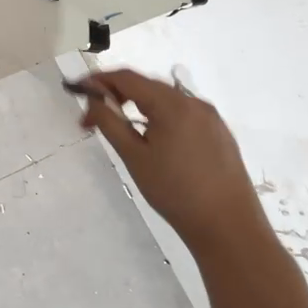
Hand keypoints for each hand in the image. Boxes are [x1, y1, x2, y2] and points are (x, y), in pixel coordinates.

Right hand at [71, 69, 268, 253]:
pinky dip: (159, 116)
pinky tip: (151, 139)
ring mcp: (212, 119)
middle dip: (115, 95)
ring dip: (137, 106)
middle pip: (146, 86)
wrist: (230, 230)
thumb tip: (92, 97)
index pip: (126, 78)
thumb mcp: (132, 155)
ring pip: (164, 99)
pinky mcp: (220, 135)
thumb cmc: (175, 191)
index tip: (77, 93)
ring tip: (120, 129)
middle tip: (93, 118)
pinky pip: (182, 114)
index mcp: (173, 105)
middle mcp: (195, 104)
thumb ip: (108, 120)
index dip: (98, 80)